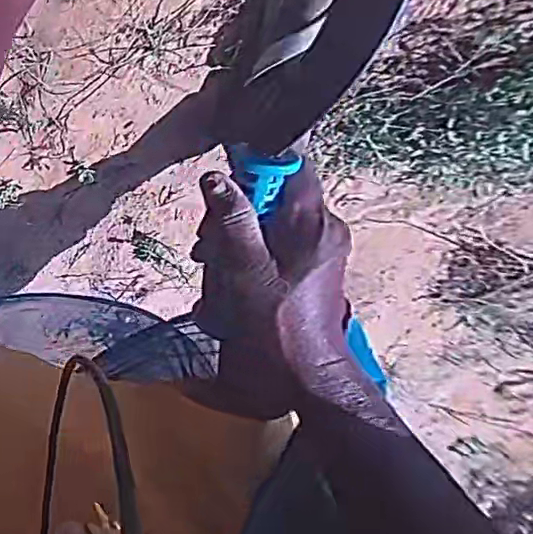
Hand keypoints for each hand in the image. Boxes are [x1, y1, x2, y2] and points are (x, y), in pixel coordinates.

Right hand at [183, 160, 355, 418]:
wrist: (303, 370)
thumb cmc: (272, 319)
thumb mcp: (243, 266)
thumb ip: (231, 219)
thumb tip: (215, 177)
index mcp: (313, 222)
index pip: (291, 165)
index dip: (255, 164)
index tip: (222, 182)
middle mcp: (323, 227)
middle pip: (272, 192)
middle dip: (233, 210)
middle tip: (209, 242)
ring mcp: (319, 245)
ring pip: (267, 216)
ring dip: (233, 232)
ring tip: (215, 263)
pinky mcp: (310, 262)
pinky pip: (273, 237)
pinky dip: (246, 247)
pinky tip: (229, 271)